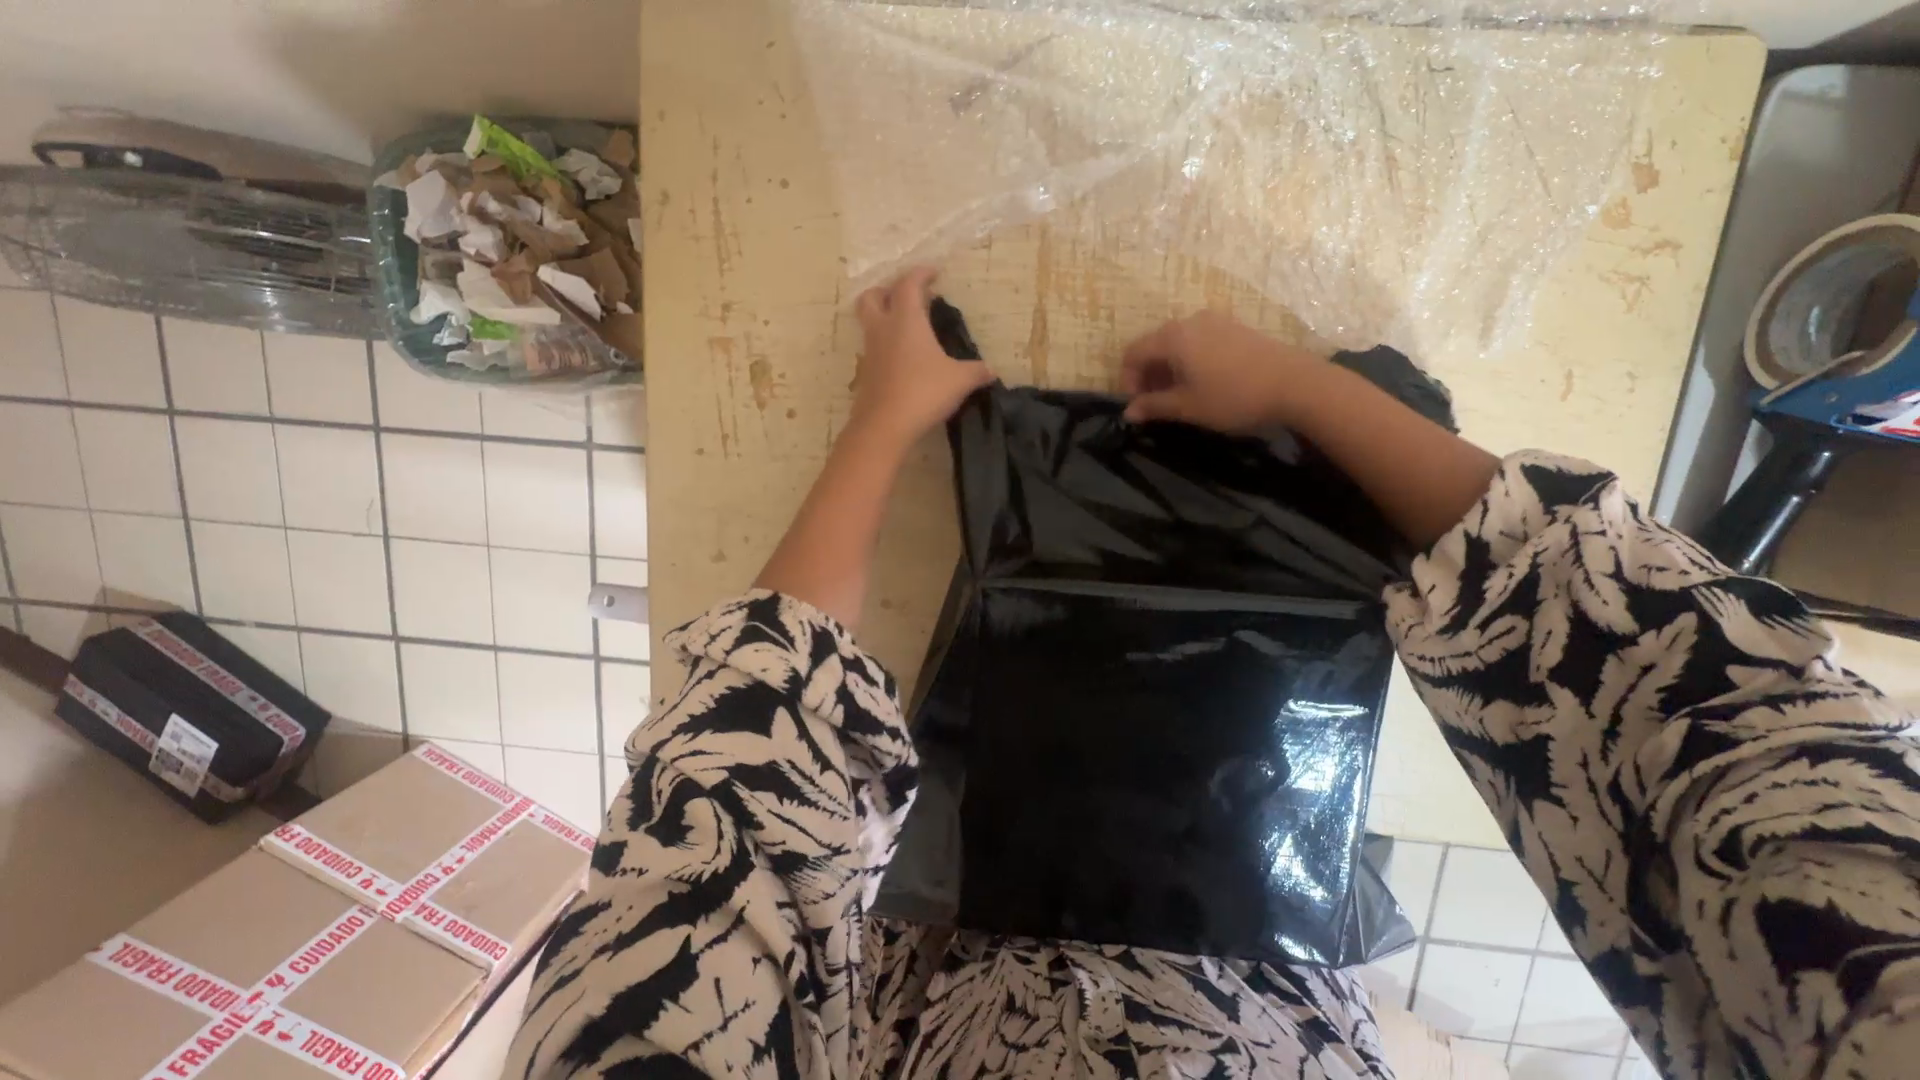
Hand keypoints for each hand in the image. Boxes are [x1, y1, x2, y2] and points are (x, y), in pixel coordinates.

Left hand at [849, 267, 992, 450]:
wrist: (884, 426)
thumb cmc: (923, 392)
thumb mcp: (959, 381)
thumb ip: (976, 371)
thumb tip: (992, 371)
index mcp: (906, 320)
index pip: (908, 284)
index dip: (920, 274)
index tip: (934, 273)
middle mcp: (883, 329)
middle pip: (872, 296)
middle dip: (888, 290)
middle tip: (907, 297)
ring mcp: (870, 352)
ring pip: (869, 322)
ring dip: (884, 317)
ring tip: (906, 327)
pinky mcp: (866, 374)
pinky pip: (873, 349)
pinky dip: (885, 345)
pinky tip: (902, 359)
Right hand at [1120, 311, 1327, 432]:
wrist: (1295, 383)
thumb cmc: (1233, 397)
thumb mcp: (1188, 407)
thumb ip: (1154, 407)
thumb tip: (1129, 412)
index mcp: (1172, 337)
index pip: (1133, 353)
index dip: (1127, 380)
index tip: (1137, 407)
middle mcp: (1190, 321)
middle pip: (1154, 345)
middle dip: (1148, 375)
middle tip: (1155, 405)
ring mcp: (1215, 321)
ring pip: (1178, 343)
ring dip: (1169, 369)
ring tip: (1179, 396)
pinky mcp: (1235, 328)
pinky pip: (1199, 341)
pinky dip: (1190, 360)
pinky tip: (1204, 383)